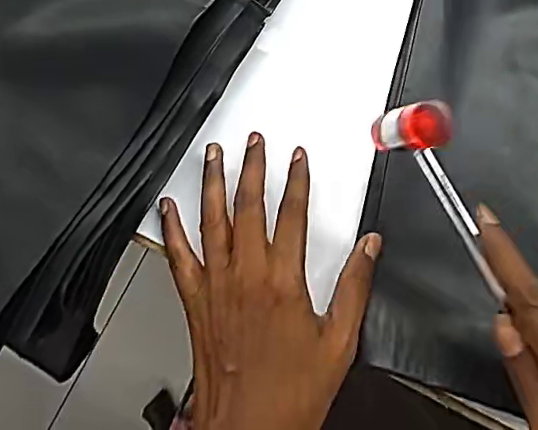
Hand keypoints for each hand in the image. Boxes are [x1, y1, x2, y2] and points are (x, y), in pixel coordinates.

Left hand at [159, 134, 380, 429]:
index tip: (297, 157)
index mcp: (283, 282)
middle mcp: (247, 276)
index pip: (292, 213)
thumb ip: (355, 287)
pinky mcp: (195, 303)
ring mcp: (217, 287)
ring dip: (214, 182)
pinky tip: (168, 206)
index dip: (296, 179)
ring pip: (213, 220)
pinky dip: (172, 228)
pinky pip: (180, 257)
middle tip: (253, 141)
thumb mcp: (339, 343)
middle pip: (249, 205)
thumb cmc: (290, 396)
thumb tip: (369, 246)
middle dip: (253, 166)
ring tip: (213, 154)